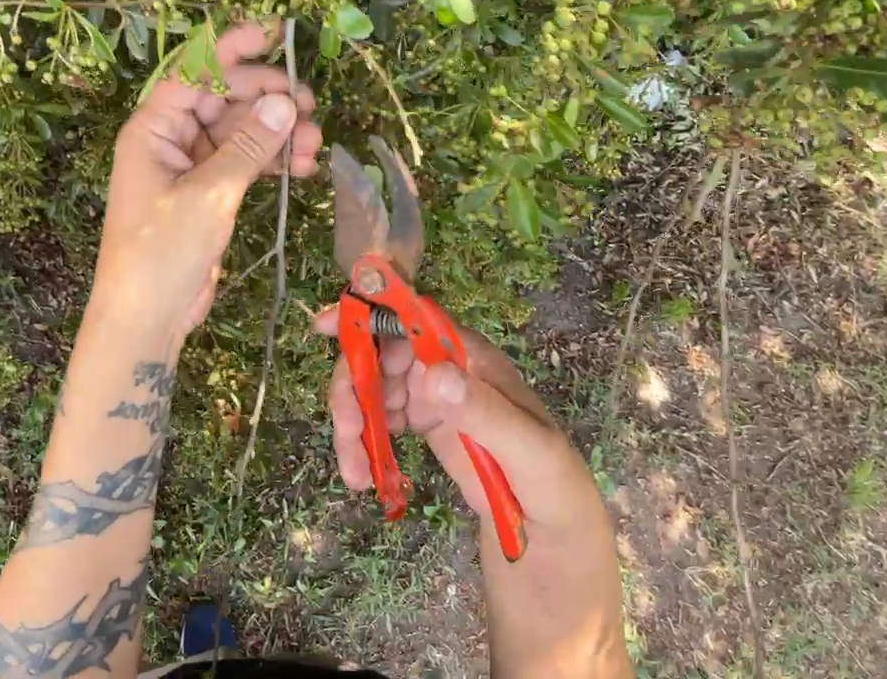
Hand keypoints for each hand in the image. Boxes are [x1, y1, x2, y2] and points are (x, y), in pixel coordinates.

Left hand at [89, 24, 321, 334]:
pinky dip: (272, 161)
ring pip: (239, 132)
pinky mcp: (208, 194)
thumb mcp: (208, 195)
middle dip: (265, 98)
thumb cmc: (162, 251)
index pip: (194, 71)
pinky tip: (305, 166)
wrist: (147, 317)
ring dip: (276, 133)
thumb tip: (284, 104)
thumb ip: (247, 147)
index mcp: (153, 129)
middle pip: (222, 99)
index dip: (233, 49)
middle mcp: (170, 140)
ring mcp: (190, 167)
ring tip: (316, 142)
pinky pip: (244, 162)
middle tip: (308, 104)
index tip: (275, 33)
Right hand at [317, 309, 630, 677]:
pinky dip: (363, 442)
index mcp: (480, 364)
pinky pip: (381, 419)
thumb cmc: (562, 511)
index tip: (325, 327)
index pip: (419, 321)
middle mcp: (455, 372)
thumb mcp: (536, 463)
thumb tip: (432, 373)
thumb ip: (488, 416)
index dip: (371, 316)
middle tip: (346, 430)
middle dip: (354, 384)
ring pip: (375, 387)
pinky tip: (365, 475)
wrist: (561, 569)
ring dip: (353, 420)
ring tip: (355, 473)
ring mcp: (441, 401)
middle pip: (384, 353)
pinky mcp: (431, 429)